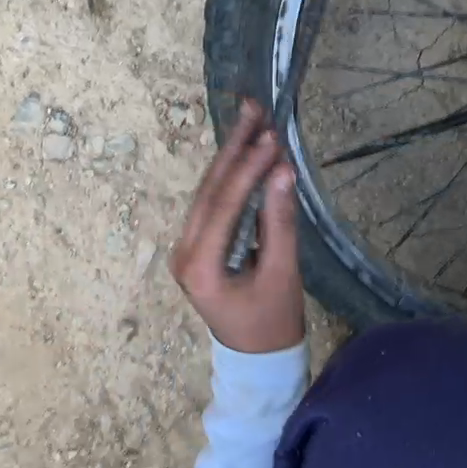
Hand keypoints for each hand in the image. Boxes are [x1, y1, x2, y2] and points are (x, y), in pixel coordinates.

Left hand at [169, 102, 305, 353]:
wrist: (258, 359)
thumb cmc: (273, 322)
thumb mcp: (282, 273)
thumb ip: (279, 221)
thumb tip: (282, 170)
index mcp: (199, 265)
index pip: (224, 203)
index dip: (248, 167)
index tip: (271, 136)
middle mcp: (184, 252)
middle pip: (209, 190)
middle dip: (233, 148)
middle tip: (252, 108)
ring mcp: (186, 249)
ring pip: (208, 193)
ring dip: (232, 158)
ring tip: (252, 122)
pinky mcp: (197, 247)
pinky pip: (212, 205)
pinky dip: (231, 179)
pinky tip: (247, 154)